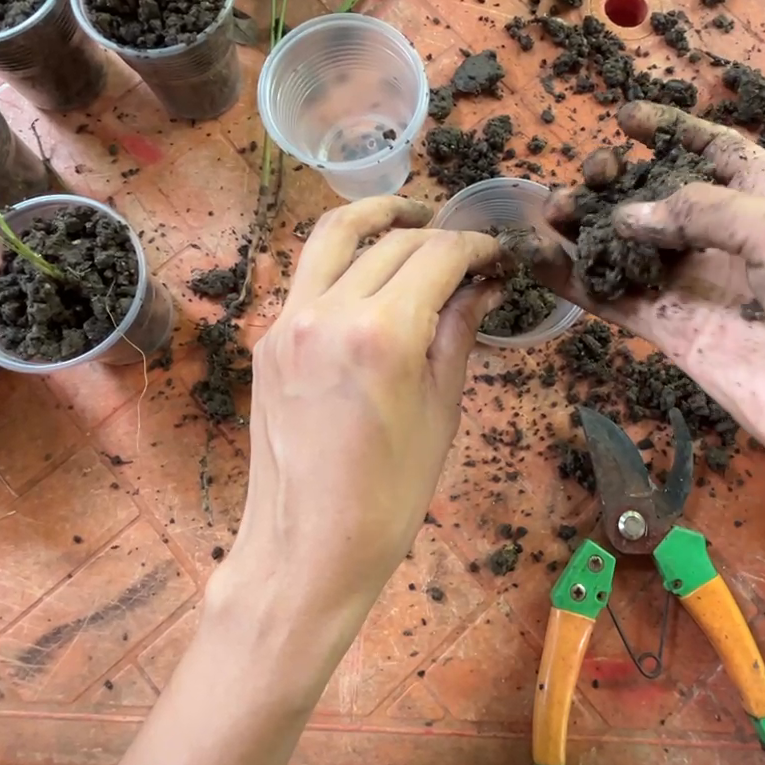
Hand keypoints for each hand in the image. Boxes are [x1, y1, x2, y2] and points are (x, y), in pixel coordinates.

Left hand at [216, 196, 503, 613]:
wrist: (305, 547)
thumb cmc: (389, 495)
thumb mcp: (441, 410)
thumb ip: (457, 331)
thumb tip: (482, 284)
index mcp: (381, 332)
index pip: (437, 256)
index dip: (474, 247)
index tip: (495, 254)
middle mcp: (328, 311)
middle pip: (391, 240)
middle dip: (437, 234)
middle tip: (466, 249)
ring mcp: (289, 320)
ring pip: (334, 235)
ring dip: (378, 217)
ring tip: (412, 217)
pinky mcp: (269, 337)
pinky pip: (310, 274)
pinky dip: (344, 257)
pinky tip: (370, 272)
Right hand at [538, 102, 764, 514]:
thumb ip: (704, 211)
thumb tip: (627, 215)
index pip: (714, 150)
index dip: (670, 130)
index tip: (625, 117)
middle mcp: (731, 235)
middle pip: (661, 197)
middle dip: (619, 180)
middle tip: (587, 176)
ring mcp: (699, 285)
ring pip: (630, 246)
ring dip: (588, 227)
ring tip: (549, 213)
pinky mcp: (675, 332)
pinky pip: (618, 298)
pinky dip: (577, 280)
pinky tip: (538, 258)